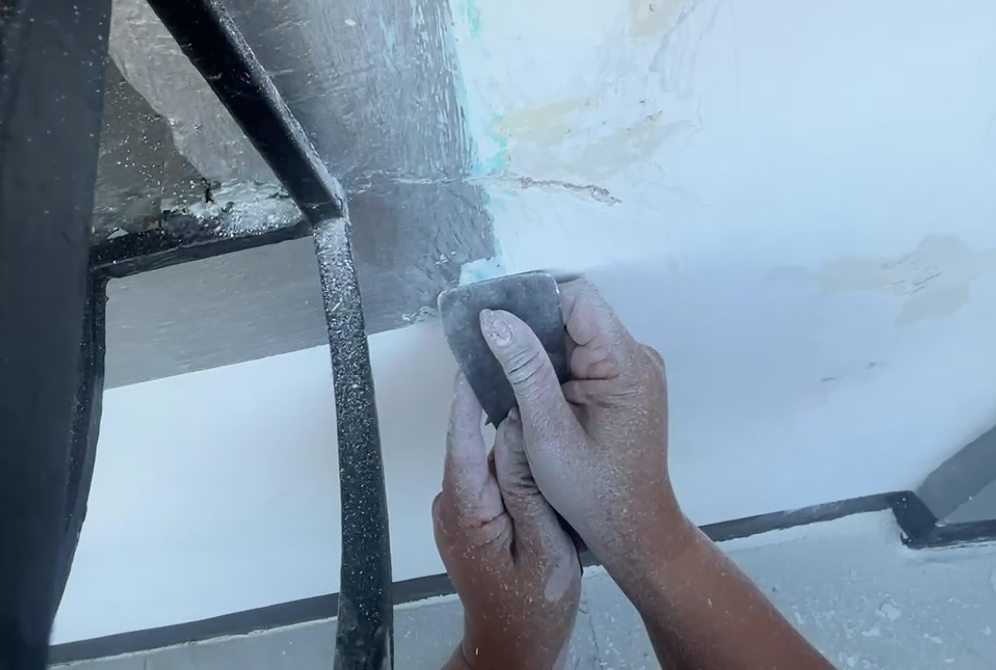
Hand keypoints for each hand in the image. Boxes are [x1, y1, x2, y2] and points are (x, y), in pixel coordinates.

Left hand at [434, 376, 580, 669]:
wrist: (513, 649)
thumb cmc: (534, 606)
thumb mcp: (544, 545)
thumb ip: (525, 483)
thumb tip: (512, 424)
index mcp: (466, 506)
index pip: (460, 434)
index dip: (467, 392)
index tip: (477, 354)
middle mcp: (451, 501)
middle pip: (469, 441)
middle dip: (495, 410)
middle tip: (526, 373)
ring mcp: (455, 509)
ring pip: (479, 458)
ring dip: (503, 438)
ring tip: (537, 408)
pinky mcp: (466, 515)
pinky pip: (482, 475)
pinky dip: (503, 462)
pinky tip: (531, 453)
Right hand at [478, 279, 691, 574]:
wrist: (632, 533)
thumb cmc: (592, 490)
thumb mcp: (547, 430)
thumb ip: (523, 368)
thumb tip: (493, 316)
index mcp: (625, 362)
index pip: (578, 299)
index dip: (532, 298)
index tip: (491, 313)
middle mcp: (634, 355)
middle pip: (573, 313)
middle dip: (528, 323)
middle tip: (485, 339)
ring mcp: (629, 368)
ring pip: (572, 333)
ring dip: (536, 345)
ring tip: (498, 360)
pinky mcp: (620, 382)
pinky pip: (578, 354)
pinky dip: (548, 362)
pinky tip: (522, 380)